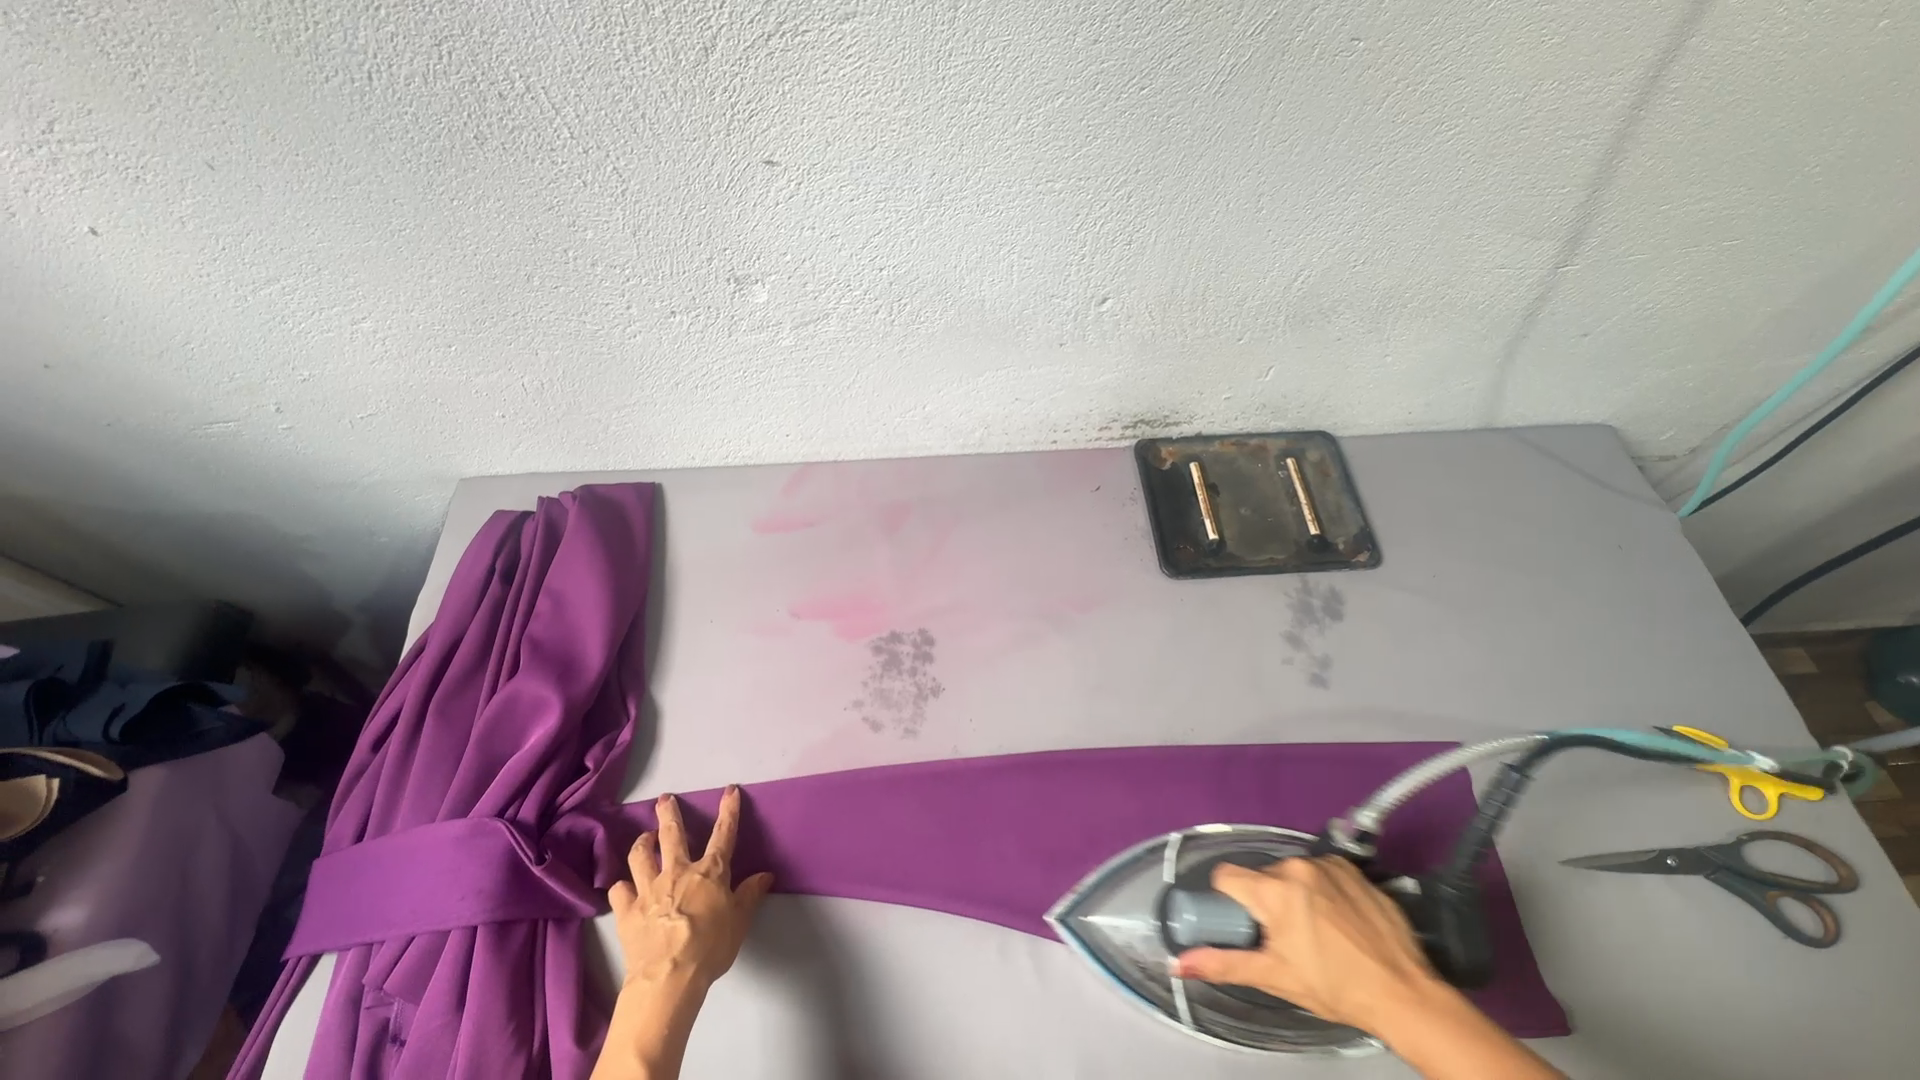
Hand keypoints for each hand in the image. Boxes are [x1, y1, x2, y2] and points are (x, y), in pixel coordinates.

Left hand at [608, 786, 775, 991]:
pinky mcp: (627, 910)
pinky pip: (620, 889)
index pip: (723, 834)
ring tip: (644, 837)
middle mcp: (677, 872)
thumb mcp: (740, 921)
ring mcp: (648, 889)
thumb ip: (750, 894)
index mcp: (709, 873)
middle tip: (664, 798)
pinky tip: (624, 886)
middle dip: (669, 813)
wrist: (669, 976)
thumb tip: (765, 875)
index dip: (729, 810)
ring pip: (640, 856)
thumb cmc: (711, 946)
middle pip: (672, 834)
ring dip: (642, 843)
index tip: (730, 790)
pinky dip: (622, 885)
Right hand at [1174, 856, 1438, 1031]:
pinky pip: (1323, 872)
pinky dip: (1322, 890)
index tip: (1243, 924)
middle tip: (1284, 938)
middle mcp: (1297, 866)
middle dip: (1265, 902)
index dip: (1227, 900)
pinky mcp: (1356, 870)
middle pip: (1262, 877)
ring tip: (1317, 930)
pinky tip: (1339, 919)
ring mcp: (1330, 865)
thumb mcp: (1275, 978)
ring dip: (1295, 895)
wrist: (1404, 992)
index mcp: (1273, 890)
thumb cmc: (1334, 987)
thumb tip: (1178, 964)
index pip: (1226, 876)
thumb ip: (1224, 964)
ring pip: (1293, 874)